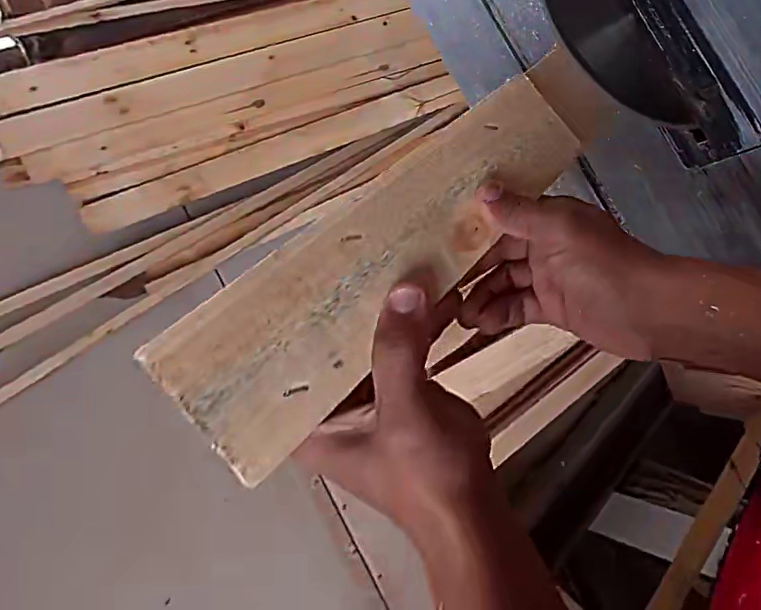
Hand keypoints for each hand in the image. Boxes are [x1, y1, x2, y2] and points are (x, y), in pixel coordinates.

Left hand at [292, 281, 496, 533]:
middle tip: (362, 255)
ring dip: (392, 309)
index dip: (294, 320)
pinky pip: (407, 346)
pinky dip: (422, 322)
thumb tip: (404, 289)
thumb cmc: (424, 473)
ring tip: (404, 264)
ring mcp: (373, 397)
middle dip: (352, 304)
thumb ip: (399, 351)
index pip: (289, 362)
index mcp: (312, 422)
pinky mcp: (406, 391)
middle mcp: (335, 407)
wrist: (470, 504)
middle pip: (336, 344)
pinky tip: (441, 295)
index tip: (304, 274)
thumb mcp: (405, 411)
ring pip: (374, 341)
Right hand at [459, 185, 669, 359]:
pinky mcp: (554, 306)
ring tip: (456, 316)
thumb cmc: (605, 266)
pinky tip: (480, 325)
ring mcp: (551, 276)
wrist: (647, 312)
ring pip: (506, 282)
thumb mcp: (560, 232)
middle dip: (471, 269)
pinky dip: (499, 314)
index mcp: (551, 218)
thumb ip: (521, 214)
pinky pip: (519, 306)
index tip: (439, 243)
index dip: (474, 230)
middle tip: (438, 289)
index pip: (505, 218)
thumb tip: (485, 190)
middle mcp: (548, 243)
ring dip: (481, 296)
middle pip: (500, 252)